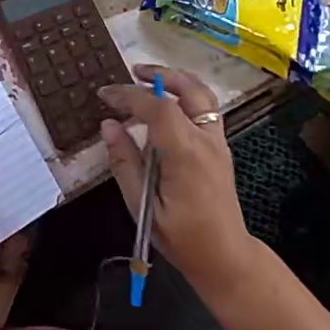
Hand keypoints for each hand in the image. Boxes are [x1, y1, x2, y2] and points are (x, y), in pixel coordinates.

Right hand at [99, 65, 256, 288]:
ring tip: (151, 79)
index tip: (104, 95)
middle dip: (159, 75)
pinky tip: (168, 103)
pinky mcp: (221, 147)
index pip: (157, 108)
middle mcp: (206, 139)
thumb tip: (109, 125)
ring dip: (177, 80)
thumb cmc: (181, 237)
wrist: (225, 257)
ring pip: (203, 94)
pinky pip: (207, 108)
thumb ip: (125, 162)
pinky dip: (187, 94)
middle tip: (133, 72)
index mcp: (186, 153)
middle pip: (188, 88)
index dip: (128, 95)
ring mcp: (218, 141)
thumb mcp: (142, 205)